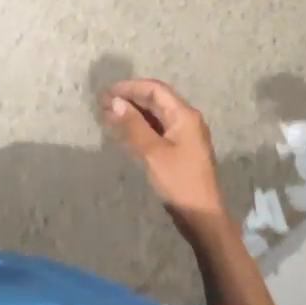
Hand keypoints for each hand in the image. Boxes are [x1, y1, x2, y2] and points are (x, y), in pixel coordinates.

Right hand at [105, 78, 225, 232]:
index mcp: (184, 115)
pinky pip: (157, 131)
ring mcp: (184, 136)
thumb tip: (115, 101)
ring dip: (133, 114)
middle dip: (130, 100)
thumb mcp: (153, 152)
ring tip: (108, 117)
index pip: (155, 90)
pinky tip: (123, 134)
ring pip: (155, 116)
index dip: (130, 87)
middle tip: (103, 105)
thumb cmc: (178, 181)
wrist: (202, 217)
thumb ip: (133, 124)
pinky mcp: (179, 150)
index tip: (108, 92)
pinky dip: (139, 129)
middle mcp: (186, 120)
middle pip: (155, 101)